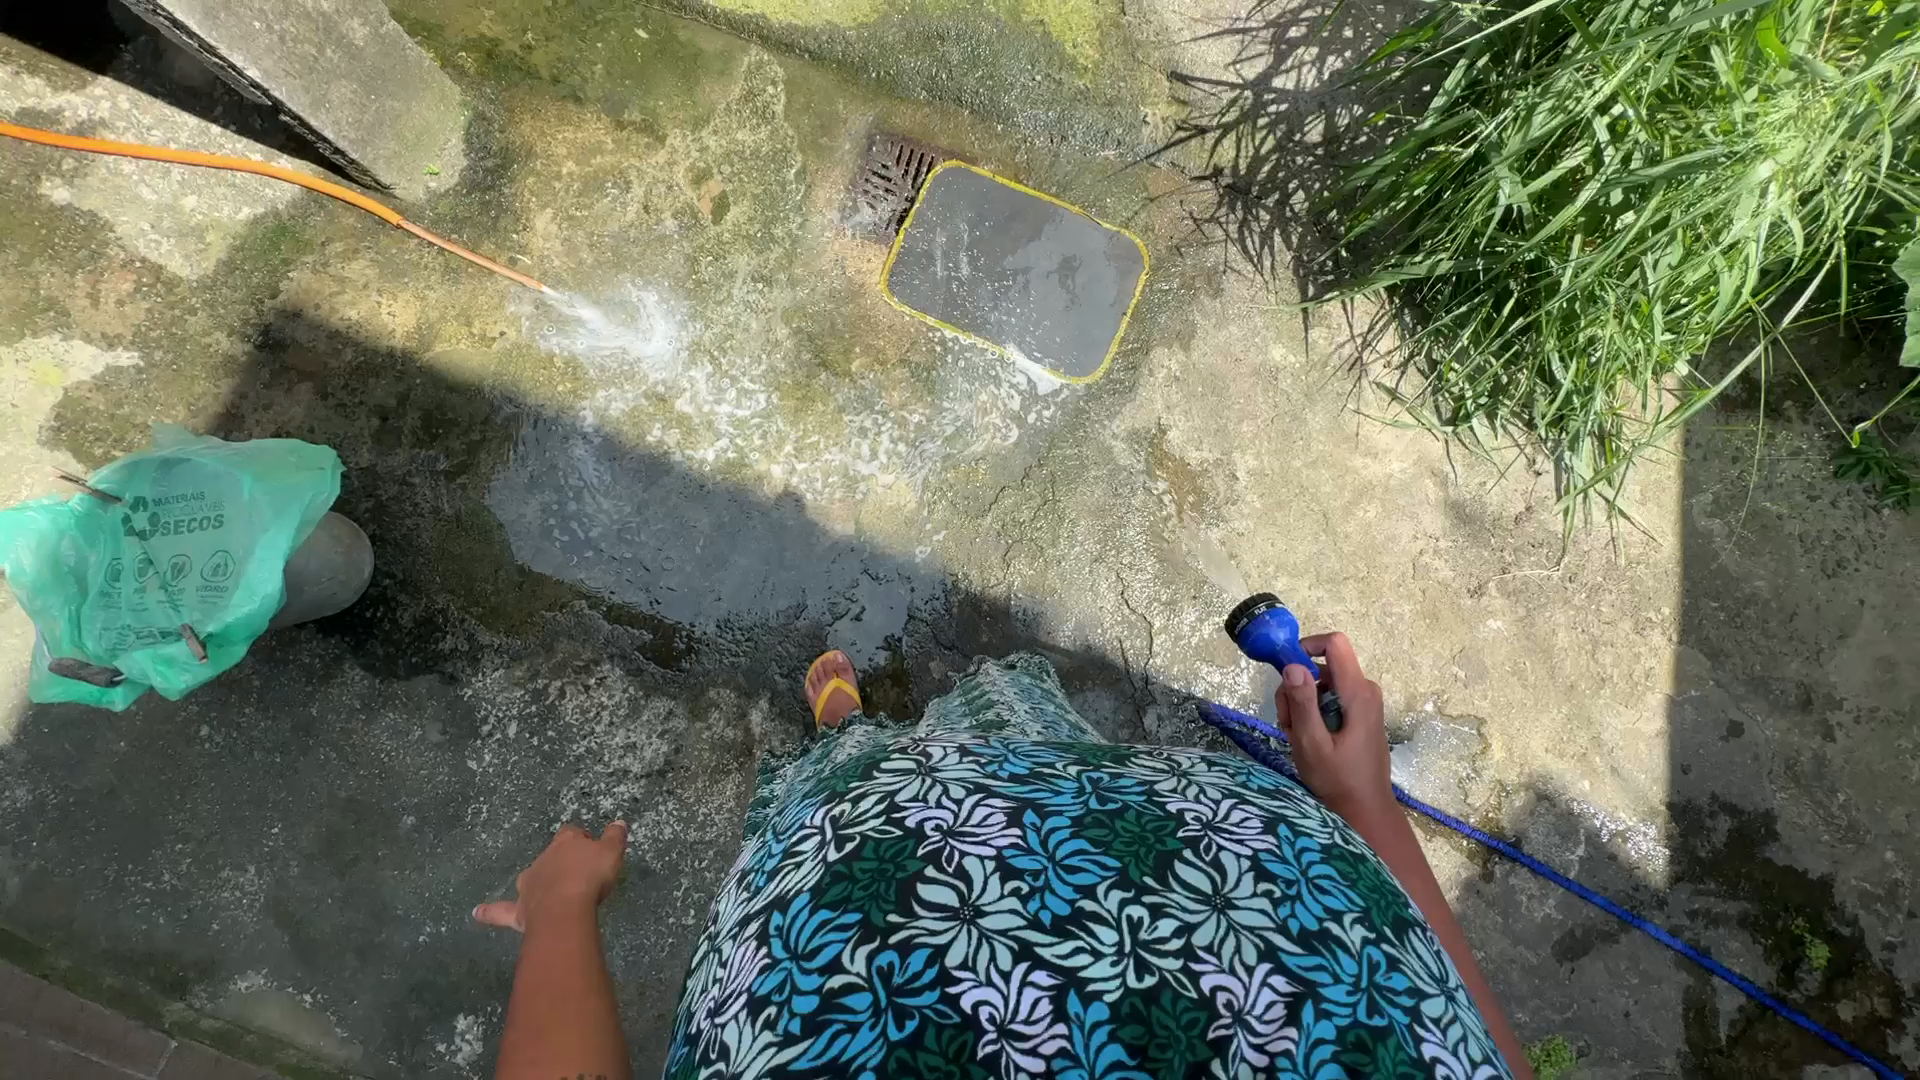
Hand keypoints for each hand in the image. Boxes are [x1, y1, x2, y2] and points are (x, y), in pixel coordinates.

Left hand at [474, 821, 628, 933]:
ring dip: (538, 881)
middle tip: (577, 872)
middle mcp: (543, 860)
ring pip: (530, 878)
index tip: (592, 847)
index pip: (572, 832)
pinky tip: (476, 913)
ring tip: (549, 888)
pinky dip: (489, 911)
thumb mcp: (613, 851)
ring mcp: (528, 885)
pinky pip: (500, 910)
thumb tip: (618, 822)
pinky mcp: (519, 910)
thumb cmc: (590, 877)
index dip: (581, 838)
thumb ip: (615, 835)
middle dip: (562, 861)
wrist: (565, 909)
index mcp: (566, 843)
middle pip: (551, 855)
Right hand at [1275, 632, 1393, 822]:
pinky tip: (1306, 738)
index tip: (1286, 671)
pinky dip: (1310, 712)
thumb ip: (1302, 703)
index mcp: (1357, 693)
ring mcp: (1362, 700)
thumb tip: (1292, 665)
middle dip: (1296, 689)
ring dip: (1300, 704)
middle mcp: (1364, 689)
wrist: (1364, 809)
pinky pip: (1327, 697)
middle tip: (1288, 722)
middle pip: (1320, 667)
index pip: (1335, 643)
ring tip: (1296, 735)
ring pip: (1319, 683)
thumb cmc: (1337, 778)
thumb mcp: (1310, 742)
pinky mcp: (1358, 711)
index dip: (1306, 646)